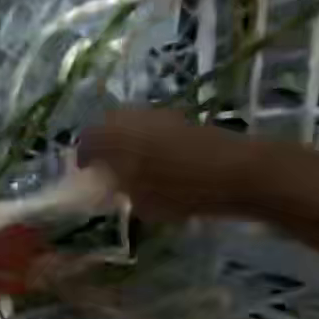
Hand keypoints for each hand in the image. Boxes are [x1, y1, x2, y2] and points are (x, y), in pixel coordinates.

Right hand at [79, 108, 262, 218]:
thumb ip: (119, 191)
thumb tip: (111, 186)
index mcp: (113, 136)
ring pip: (131, 125)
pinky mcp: (182, 119)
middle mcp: (131, 118)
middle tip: (105, 170)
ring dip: (126, 143)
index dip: (83, 159)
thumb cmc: (179, 191)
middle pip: (107, 126)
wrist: (236, 172)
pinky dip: (148, 143)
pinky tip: (157, 165)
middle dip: (103, 146)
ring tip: (131, 169)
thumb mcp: (139, 203)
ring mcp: (160, 115)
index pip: (86, 141)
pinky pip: (153, 129)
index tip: (85, 175)